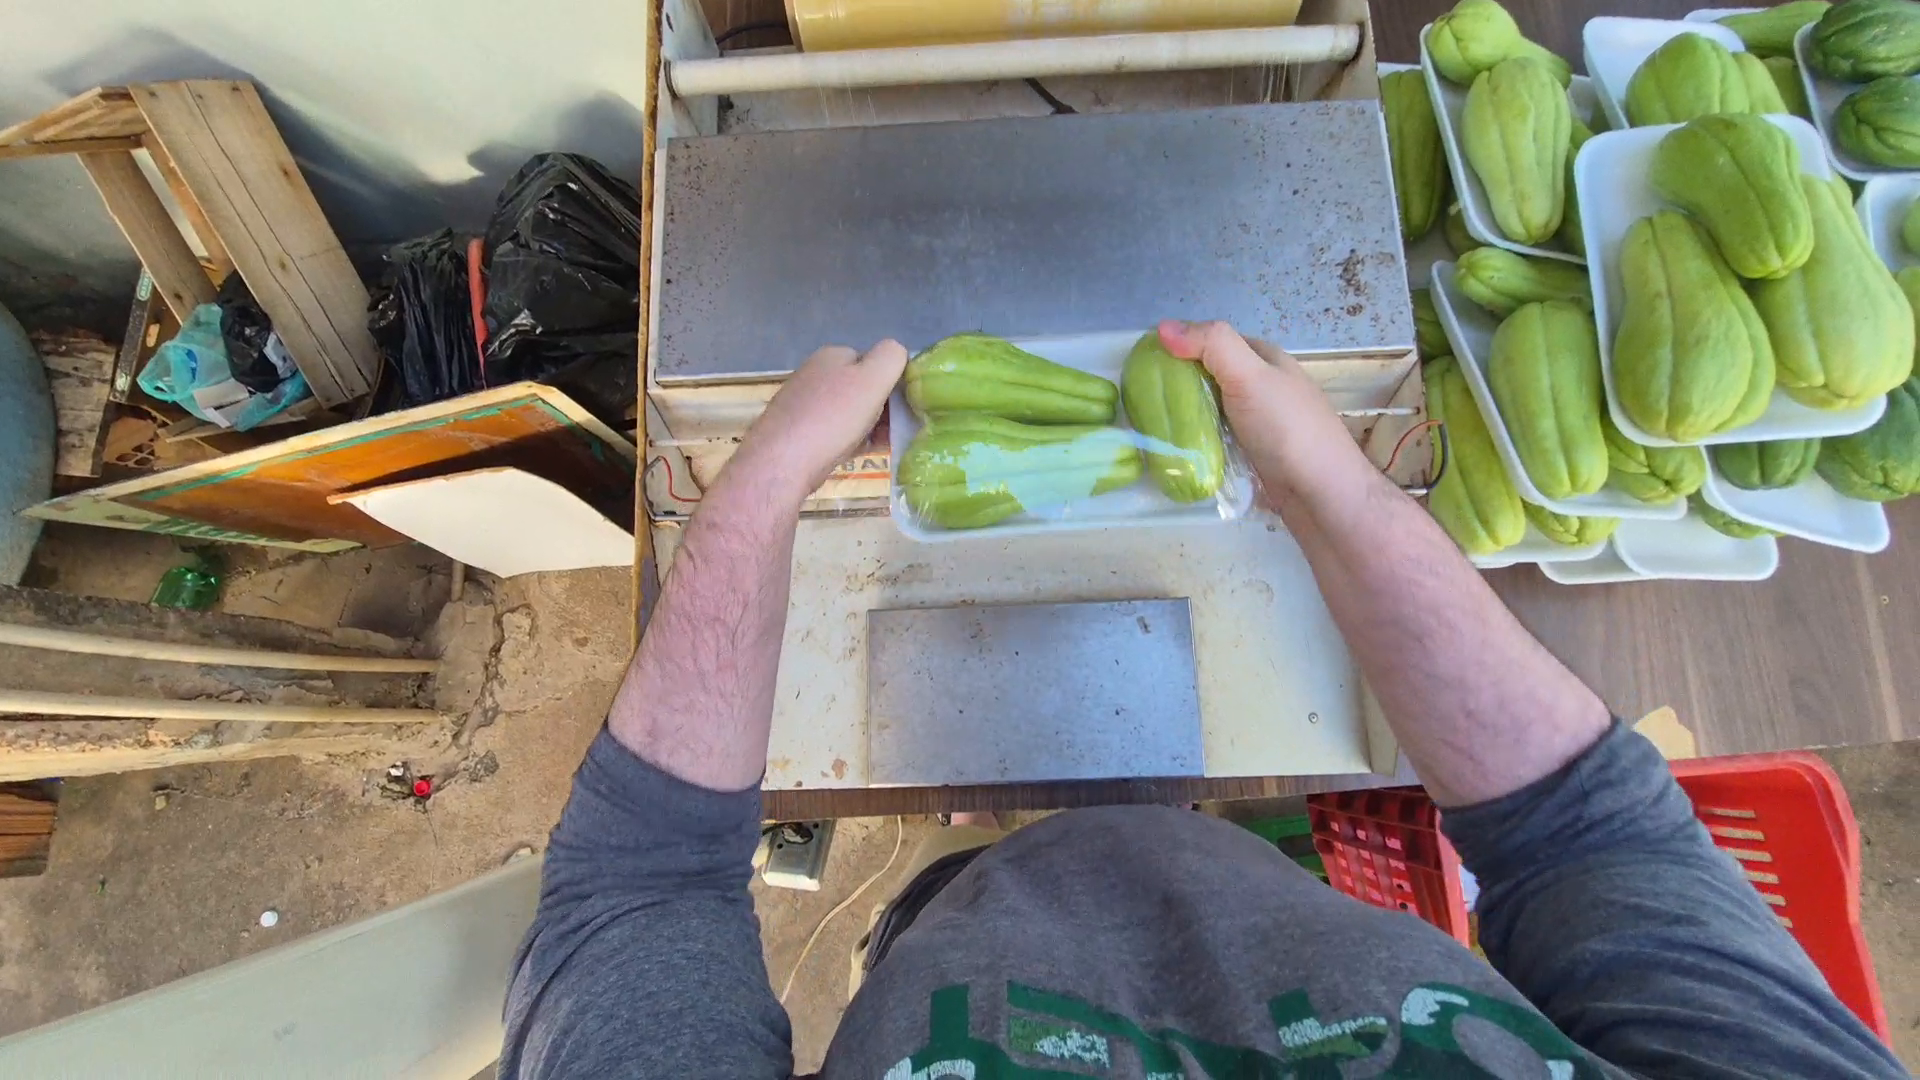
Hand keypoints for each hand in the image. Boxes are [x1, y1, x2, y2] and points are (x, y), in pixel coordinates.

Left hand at [725, 340, 908, 505]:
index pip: (874, 361)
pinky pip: (833, 430)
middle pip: (861, 387)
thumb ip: (892, 357)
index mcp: (833, 355)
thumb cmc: (832, 419)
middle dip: (881, 408)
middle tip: (892, 431)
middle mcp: (815, 373)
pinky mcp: (796, 430)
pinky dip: (849, 440)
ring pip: (848, 411)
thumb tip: (898, 354)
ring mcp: (802, 402)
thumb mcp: (872, 379)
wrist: (782, 462)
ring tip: (878, 445)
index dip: (891, 383)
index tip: (901, 408)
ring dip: (867, 426)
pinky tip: (855, 453)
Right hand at [1155, 319, 1372, 506]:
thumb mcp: (1249, 376)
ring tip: (1148, 429)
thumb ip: (1212, 345)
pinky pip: (1211, 443)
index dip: (1179, 349)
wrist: (1319, 494)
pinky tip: (1174, 453)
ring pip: (1206, 413)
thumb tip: (1162, 327)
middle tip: (1139, 402)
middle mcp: (1259, 387)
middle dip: (1175, 387)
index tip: (1143, 367)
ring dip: (1181, 420)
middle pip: (1206, 379)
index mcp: (1263, 359)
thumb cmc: (1287, 429)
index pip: (1211, 342)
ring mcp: (1254, 423)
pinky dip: (1193, 445)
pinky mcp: (1248, 455)